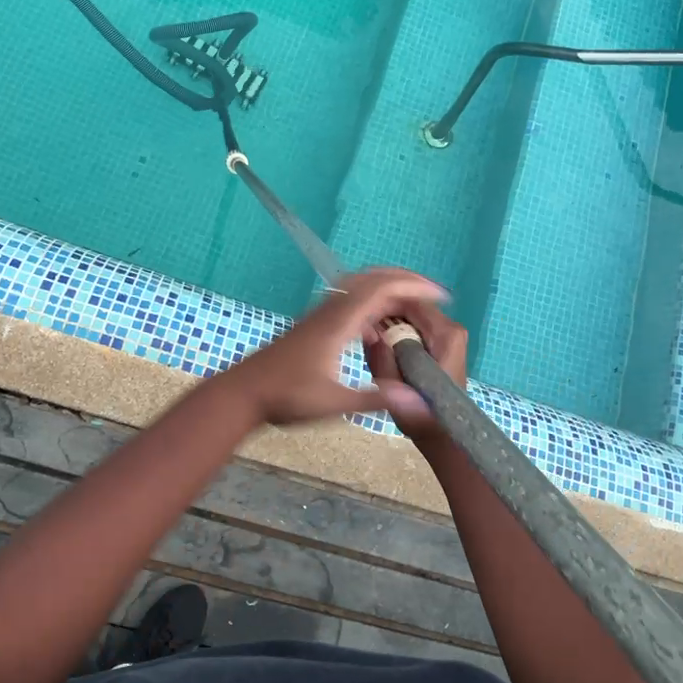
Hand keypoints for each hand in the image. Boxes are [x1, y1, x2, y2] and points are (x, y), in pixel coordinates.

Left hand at [219, 269, 445, 426]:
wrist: (243, 393)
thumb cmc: (285, 398)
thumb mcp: (334, 403)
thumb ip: (375, 399)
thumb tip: (419, 401)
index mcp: (339, 322)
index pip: (381, 289)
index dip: (413, 286)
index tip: (439, 294)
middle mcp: (331, 310)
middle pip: (372, 279)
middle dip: (405, 281)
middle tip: (432, 294)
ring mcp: (321, 315)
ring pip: (359, 287)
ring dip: (387, 289)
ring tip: (411, 306)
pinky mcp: (315, 324)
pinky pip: (349, 300)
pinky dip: (371, 303)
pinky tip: (377, 329)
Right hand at [363, 297, 467, 442]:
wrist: (443, 437)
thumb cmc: (420, 416)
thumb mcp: (394, 388)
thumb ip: (381, 358)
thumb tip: (366, 329)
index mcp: (445, 334)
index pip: (411, 301)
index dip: (385, 302)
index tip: (361, 310)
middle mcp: (452, 328)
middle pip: (413, 306)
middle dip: (387, 313)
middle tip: (364, 325)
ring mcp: (450, 335)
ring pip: (414, 316)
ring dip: (393, 323)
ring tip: (372, 335)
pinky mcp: (444, 343)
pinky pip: (417, 327)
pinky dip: (400, 332)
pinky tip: (385, 345)